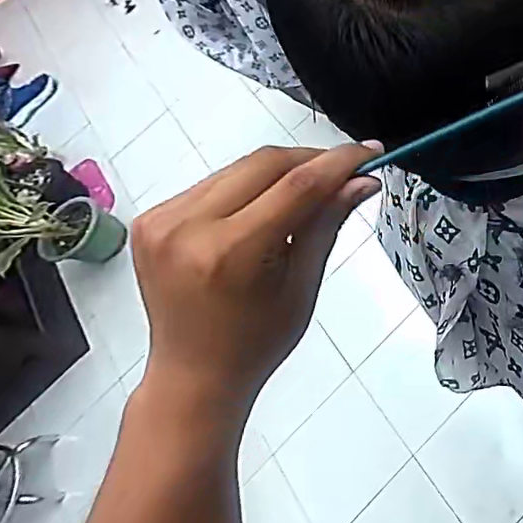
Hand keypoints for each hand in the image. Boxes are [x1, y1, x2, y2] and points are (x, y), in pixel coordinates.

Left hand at [130, 143, 379, 426]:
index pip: (297, 184)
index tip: (371, 151)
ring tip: (317, 186)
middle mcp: (187, 227)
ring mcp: (161, 220)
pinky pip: (215, 182)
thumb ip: (328, 221)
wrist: (195, 371)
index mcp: (231, 251)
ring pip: (240, 168)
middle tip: (350, 168)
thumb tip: (363, 181)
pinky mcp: (151, 218)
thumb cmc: (259, 339)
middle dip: (314, 159)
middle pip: (265, 164)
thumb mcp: (305, 281)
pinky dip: (252, 183)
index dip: (340, 161)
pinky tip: (272, 202)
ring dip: (284, 169)